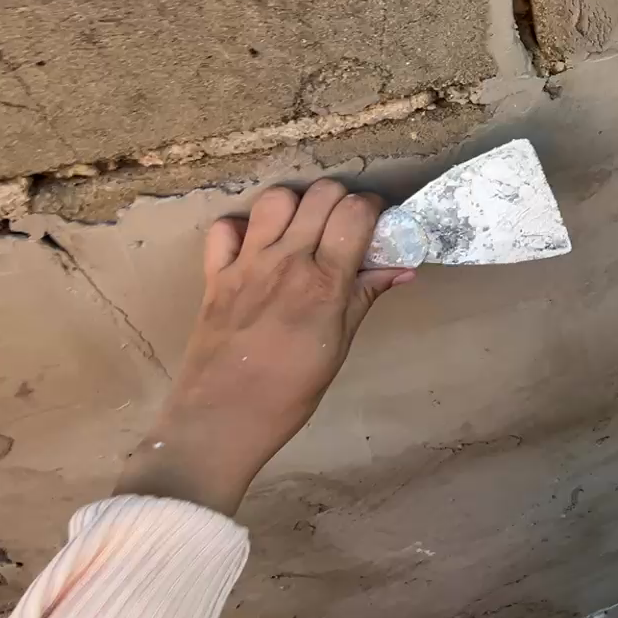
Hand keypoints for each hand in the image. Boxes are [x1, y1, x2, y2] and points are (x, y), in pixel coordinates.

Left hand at [115, 180, 413, 514]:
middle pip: (322, 193)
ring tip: (303, 227)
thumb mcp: (341, 343)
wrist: (218, 423)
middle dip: (341, 199)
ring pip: (276, 198)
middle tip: (344, 224)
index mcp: (324, 281)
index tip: (378, 221)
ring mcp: (246, 264)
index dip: (374, 207)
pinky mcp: (214, 275)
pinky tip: (257, 246)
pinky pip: (224, 228)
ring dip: (297, 204)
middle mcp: (287, 261)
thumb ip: (366, 295)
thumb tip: (404, 268)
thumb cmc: (290, 391)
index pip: (356, 212)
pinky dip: (243, 228)